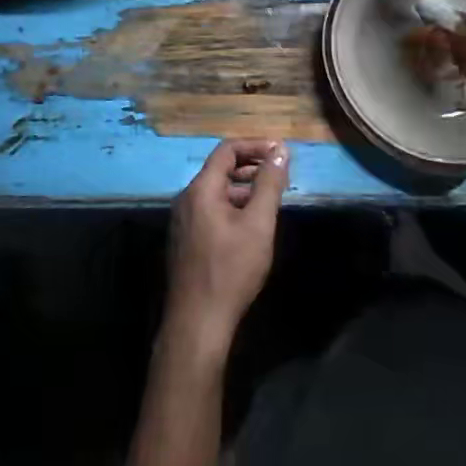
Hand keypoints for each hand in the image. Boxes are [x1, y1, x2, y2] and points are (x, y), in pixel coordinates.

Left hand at [166, 139, 289, 353]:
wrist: (198, 319)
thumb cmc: (231, 269)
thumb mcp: (258, 224)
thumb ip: (269, 185)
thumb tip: (280, 151)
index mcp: (200, 189)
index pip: (226, 150)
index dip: (255, 145)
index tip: (282, 153)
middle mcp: (187, 198)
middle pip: (220, 169)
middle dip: (251, 166)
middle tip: (281, 173)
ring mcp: (184, 220)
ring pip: (216, 191)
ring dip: (244, 188)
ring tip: (272, 197)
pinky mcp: (186, 239)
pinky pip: (211, 209)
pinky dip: (233, 205)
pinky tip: (252, 223)